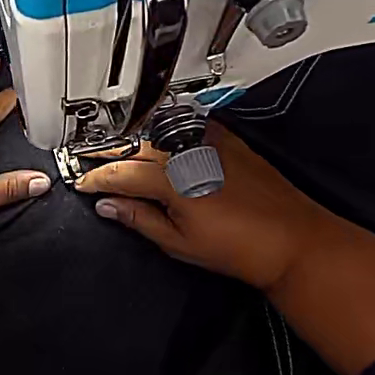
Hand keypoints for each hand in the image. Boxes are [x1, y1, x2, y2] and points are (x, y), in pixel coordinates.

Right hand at [77, 123, 336, 290]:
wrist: (291, 239)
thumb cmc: (243, 246)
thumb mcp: (179, 242)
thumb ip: (139, 219)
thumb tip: (109, 206)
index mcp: (172, 178)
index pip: (119, 173)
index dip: (95, 178)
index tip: (82, 183)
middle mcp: (188, 152)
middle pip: (133, 148)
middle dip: (108, 156)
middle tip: (92, 166)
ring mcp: (208, 142)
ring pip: (156, 134)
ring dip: (132, 144)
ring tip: (119, 157)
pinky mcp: (225, 140)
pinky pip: (185, 128)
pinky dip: (164, 134)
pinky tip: (158, 143)